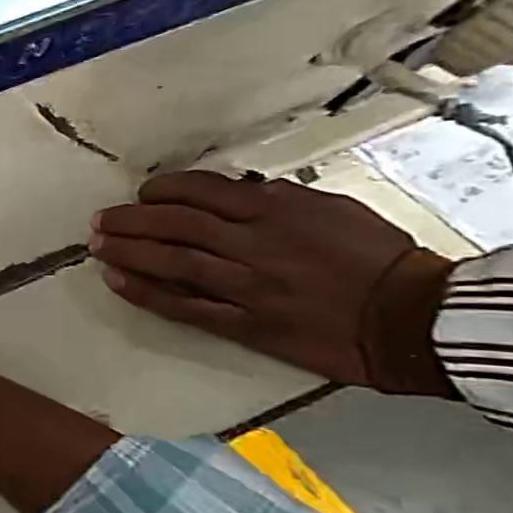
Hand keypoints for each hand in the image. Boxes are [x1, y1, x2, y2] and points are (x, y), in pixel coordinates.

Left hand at [90, 171, 453, 393]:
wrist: (415, 317)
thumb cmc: (380, 257)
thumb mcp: (331, 209)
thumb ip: (276, 201)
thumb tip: (231, 194)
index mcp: (277, 209)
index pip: (202, 191)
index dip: (162, 190)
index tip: (141, 193)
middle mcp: (253, 243)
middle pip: (175, 224)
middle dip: (130, 219)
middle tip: (99, 220)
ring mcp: (245, 285)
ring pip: (171, 262)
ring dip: (127, 252)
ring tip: (96, 245)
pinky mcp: (244, 323)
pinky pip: (183, 306)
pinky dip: (145, 293)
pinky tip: (116, 281)